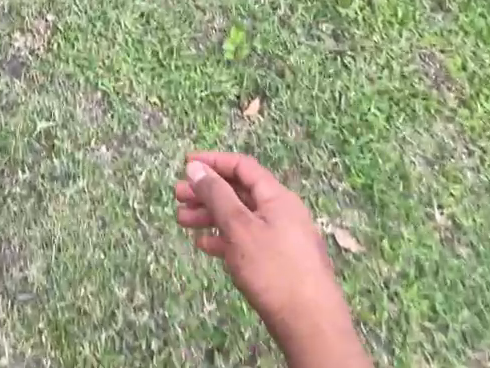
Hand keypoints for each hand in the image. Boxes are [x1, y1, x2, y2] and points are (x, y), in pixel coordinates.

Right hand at [173, 152, 369, 367]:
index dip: (212, 161)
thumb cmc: (272, 269)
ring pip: (240, 217)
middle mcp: (283, 214)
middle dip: (206, 192)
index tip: (184, 165)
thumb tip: (195, 166)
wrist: (311, 328)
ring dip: (210, 215)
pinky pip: (247, 239)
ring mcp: (284, 239)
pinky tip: (206, 246)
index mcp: (278, 199)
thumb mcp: (238, 226)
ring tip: (182, 222)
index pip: (242, 166)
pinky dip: (225, 238)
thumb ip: (215, 193)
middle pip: (239, 192)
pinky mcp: (281, 263)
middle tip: (177, 196)